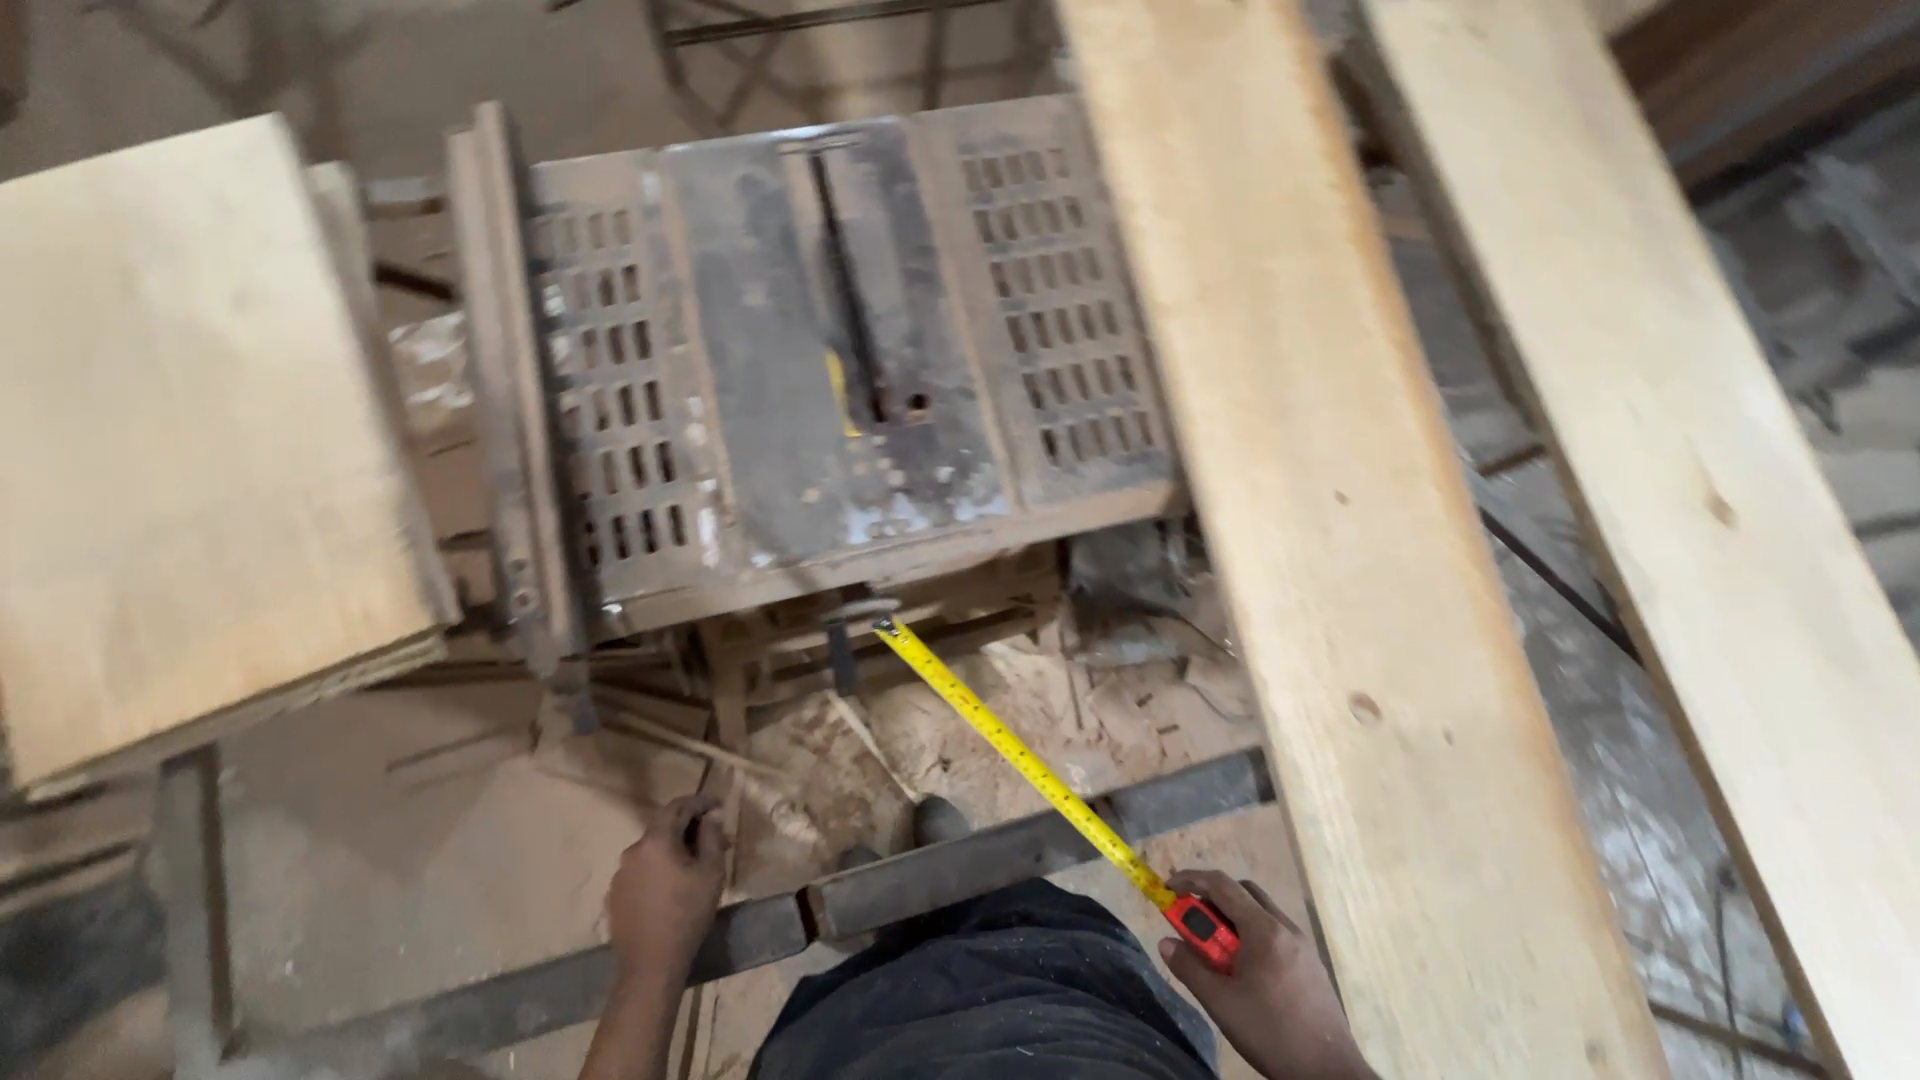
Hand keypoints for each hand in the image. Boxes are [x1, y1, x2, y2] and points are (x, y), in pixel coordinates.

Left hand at [606, 795, 729, 980]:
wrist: (650, 965)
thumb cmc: (687, 914)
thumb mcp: (711, 873)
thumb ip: (712, 837)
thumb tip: (712, 815)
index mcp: (655, 841)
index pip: (677, 806)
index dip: (699, 801)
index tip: (718, 805)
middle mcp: (632, 851)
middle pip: (663, 827)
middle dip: (689, 827)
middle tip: (714, 838)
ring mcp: (620, 874)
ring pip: (652, 850)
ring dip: (674, 849)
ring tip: (696, 865)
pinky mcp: (615, 895)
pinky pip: (642, 870)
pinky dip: (659, 868)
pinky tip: (673, 886)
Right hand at [1159, 870, 1377, 1079]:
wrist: (1329, 1072)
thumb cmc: (1271, 1033)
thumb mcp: (1220, 1003)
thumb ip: (1189, 968)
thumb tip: (1166, 942)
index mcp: (1264, 930)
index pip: (1222, 884)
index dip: (1190, 879)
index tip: (1168, 889)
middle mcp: (1285, 928)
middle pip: (1243, 892)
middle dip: (1212, 898)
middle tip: (1192, 923)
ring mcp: (1302, 945)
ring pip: (1261, 912)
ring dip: (1233, 917)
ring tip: (1216, 950)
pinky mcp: (1311, 964)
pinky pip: (1275, 932)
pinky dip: (1252, 934)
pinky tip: (1244, 969)